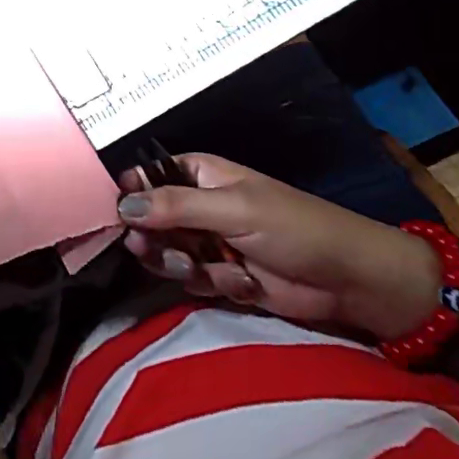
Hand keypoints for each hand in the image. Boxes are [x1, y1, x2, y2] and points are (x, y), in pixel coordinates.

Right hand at [117, 154, 442, 340]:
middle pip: (149, 220)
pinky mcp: (219, 276)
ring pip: (165, 254)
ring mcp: (207, 242)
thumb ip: (176, 207)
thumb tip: (122, 205)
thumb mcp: (233, 209)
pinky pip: (191, 280)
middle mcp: (198, 205)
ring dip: (184, 264)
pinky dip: (213, 284)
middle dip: (154, 239)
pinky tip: (242, 282)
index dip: (130, 195)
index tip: (116, 218)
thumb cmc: (292, 227)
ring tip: (207, 266)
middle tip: (159, 250)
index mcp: (200, 174)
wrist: (343, 279)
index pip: (149, 177)